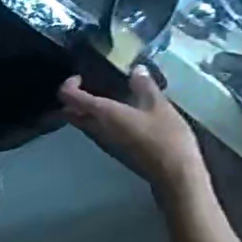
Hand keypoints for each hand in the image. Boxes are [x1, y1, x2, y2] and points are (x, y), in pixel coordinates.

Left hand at [59, 67, 206, 194]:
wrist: (174, 173)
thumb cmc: (166, 136)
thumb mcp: (159, 107)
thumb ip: (144, 86)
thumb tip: (136, 69)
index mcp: (100, 113)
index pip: (68, 97)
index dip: (68, 84)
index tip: (80, 78)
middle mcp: (93, 127)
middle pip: (68, 111)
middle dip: (72, 99)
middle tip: (89, 87)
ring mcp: (100, 140)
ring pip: (79, 123)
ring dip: (84, 110)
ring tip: (106, 98)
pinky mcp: (110, 149)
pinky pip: (93, 131)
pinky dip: (96, 121)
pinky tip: (118, 115)